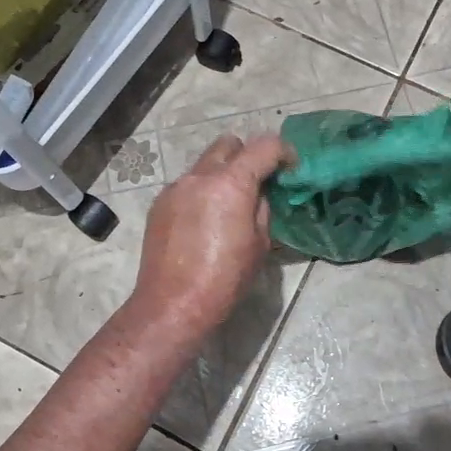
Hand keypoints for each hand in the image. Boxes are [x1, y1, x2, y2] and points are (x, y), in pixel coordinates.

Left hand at [134, 134, 291, 332]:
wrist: (173, 305)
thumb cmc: (225, 280)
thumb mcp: (259, 245)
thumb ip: (261, 208)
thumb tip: (258, 193)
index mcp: (230, 184)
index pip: (264, 145)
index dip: (284, 151)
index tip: (290, 168)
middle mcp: (200, 176)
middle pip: (228, 144)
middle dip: (247, 156)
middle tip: (257, 183)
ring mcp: (175, 188)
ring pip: (205, 164)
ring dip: (222, 174)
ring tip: (229, 207)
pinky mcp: (159, 204)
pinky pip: (187, 185)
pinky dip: (201, 192)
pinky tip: (203, 223)